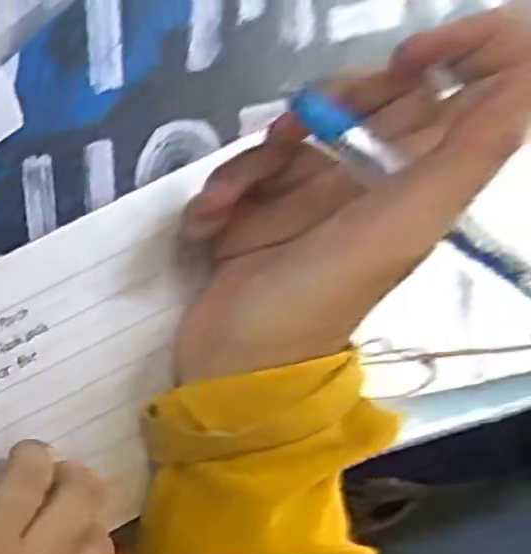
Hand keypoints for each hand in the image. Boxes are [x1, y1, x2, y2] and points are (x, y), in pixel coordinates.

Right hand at [175, 9, 530, 383]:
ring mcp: (302, 200)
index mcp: (429, 169)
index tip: (404, 56)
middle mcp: (372, 176)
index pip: (490, 74)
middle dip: (327, 105)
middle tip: (289, 134)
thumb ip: (478, 140)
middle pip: (373, 98)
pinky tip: (204, 226)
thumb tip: (524, 55)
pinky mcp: (246, 222)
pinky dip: (214, 198)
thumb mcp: (409, 221)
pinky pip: (233, 184)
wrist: (234, 358)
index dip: (465, 44)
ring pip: (288, 142)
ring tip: (222, 205)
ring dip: (247, 165)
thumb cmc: (317, 297)